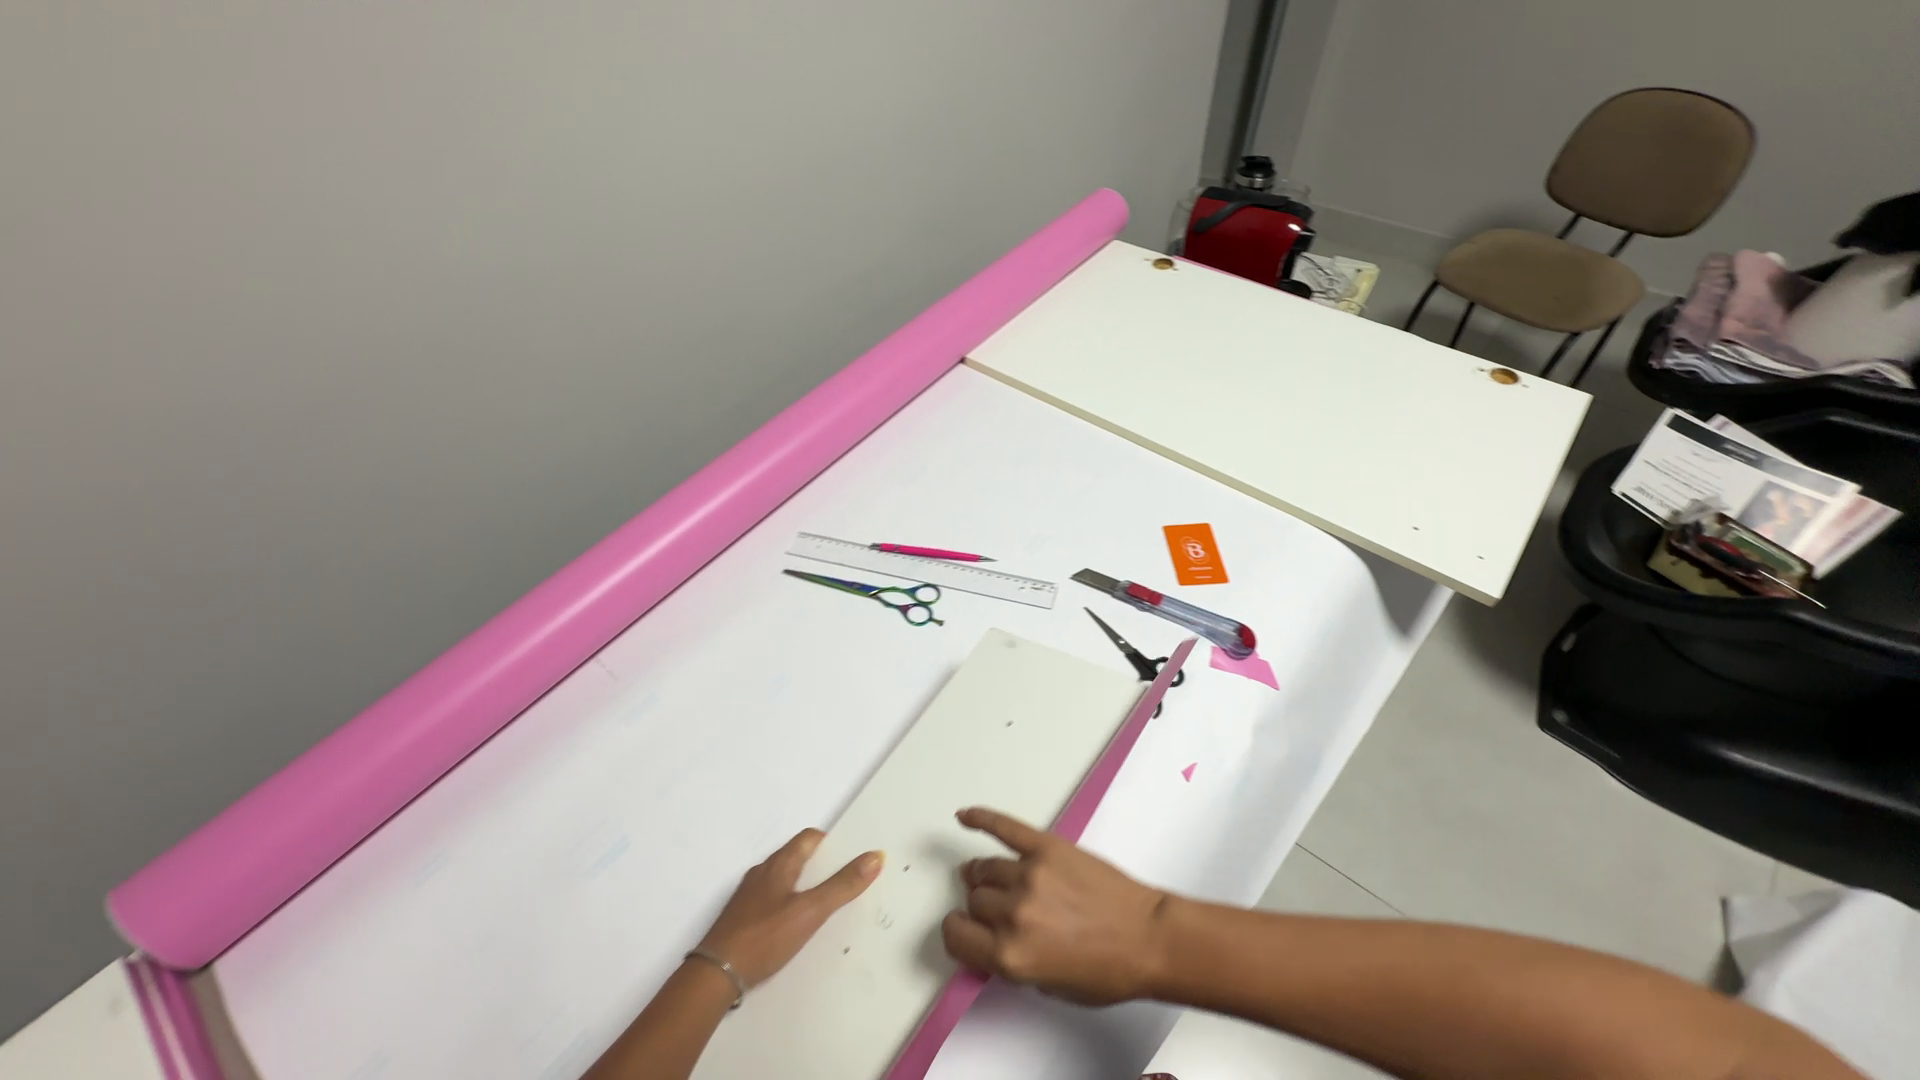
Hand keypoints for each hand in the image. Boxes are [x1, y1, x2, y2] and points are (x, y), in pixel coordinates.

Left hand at [697, 829, 882, 985]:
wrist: (715, 975)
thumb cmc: (765, 937)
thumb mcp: (811, 912)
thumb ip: (843, 886)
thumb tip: (876, 856)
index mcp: (778, 864)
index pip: (809, 838)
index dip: (831, 843)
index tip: (852, 856)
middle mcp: (762, 873)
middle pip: (796, 857)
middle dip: (821, 865)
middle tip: (846, 881)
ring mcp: (748, 897)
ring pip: (783, 880)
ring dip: (804, 885)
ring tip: (825, 905)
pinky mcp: (741, 919)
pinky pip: (772, 901)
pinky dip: (789, 904)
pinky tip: (795, 926)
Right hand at [940, 807, 1173, 1004]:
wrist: (1149, 938)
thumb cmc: (1105, 971)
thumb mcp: (1046, 985)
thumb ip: (1009, 962)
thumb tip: (987, 937)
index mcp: (1009, 956)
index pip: (955, 935)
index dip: (960, 933)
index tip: (968, 930)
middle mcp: (1013, 914)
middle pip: (974, 899)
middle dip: (984, 907)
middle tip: (1004, 911)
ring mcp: (1029, 875)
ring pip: (985, 868)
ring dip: (985, 875)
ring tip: (993, 877)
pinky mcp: (1046, 847)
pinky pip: (1004, 828)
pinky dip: (982, 818)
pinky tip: (965, 815)